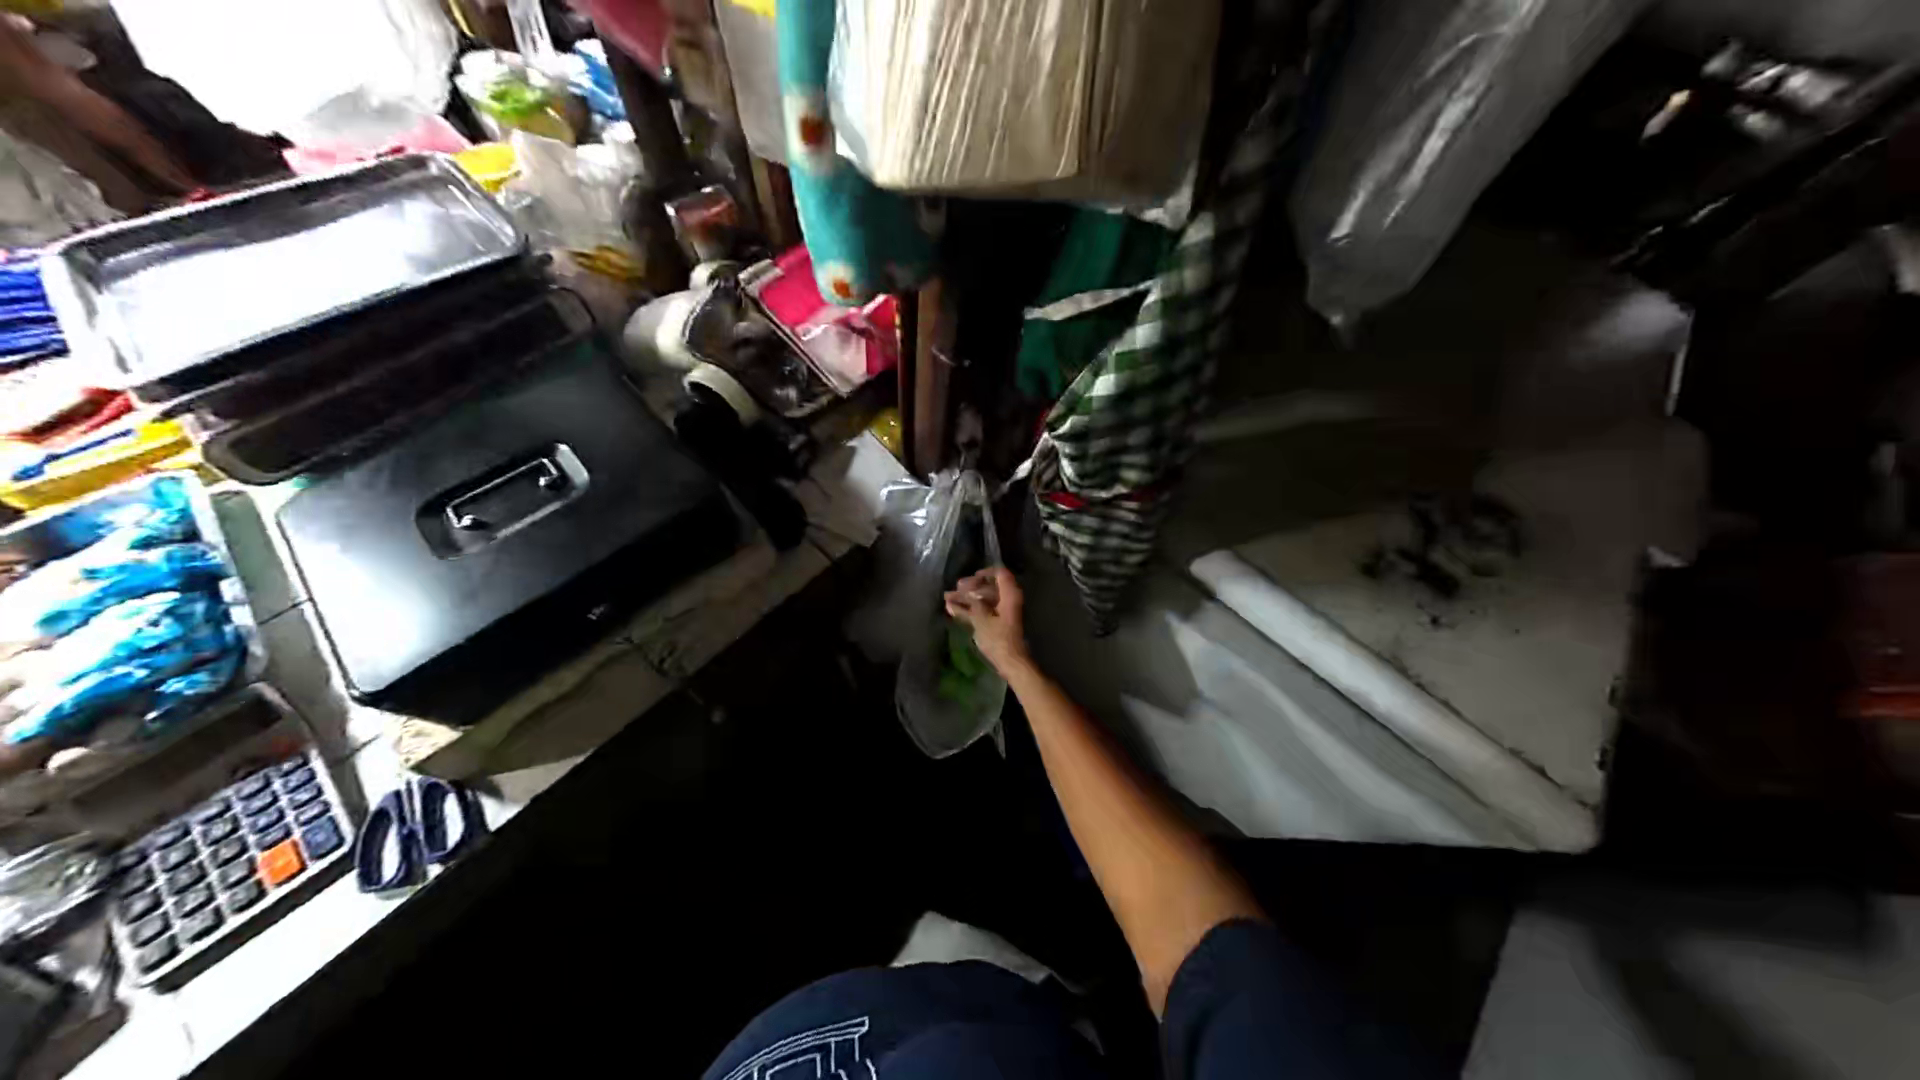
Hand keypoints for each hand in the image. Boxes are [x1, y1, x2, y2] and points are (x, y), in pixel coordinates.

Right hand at [944, 567, 1030, 679]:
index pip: (1000, 574)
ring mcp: (1003, 612)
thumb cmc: (998, 639)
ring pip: (984, 599)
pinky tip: (952, 609)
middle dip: (971, 587)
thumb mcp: (982, 620)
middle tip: (956, 588)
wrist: (1010, 662)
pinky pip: (984, 610)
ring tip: (947, 598)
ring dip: (967, 598)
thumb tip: (959, 595)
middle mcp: (1008, 600)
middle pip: (990, 586)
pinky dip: (970, 609)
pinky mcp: (998, 623)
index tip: (970, 579)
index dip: (984, 573)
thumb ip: (970, 605)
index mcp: (1009, 595)